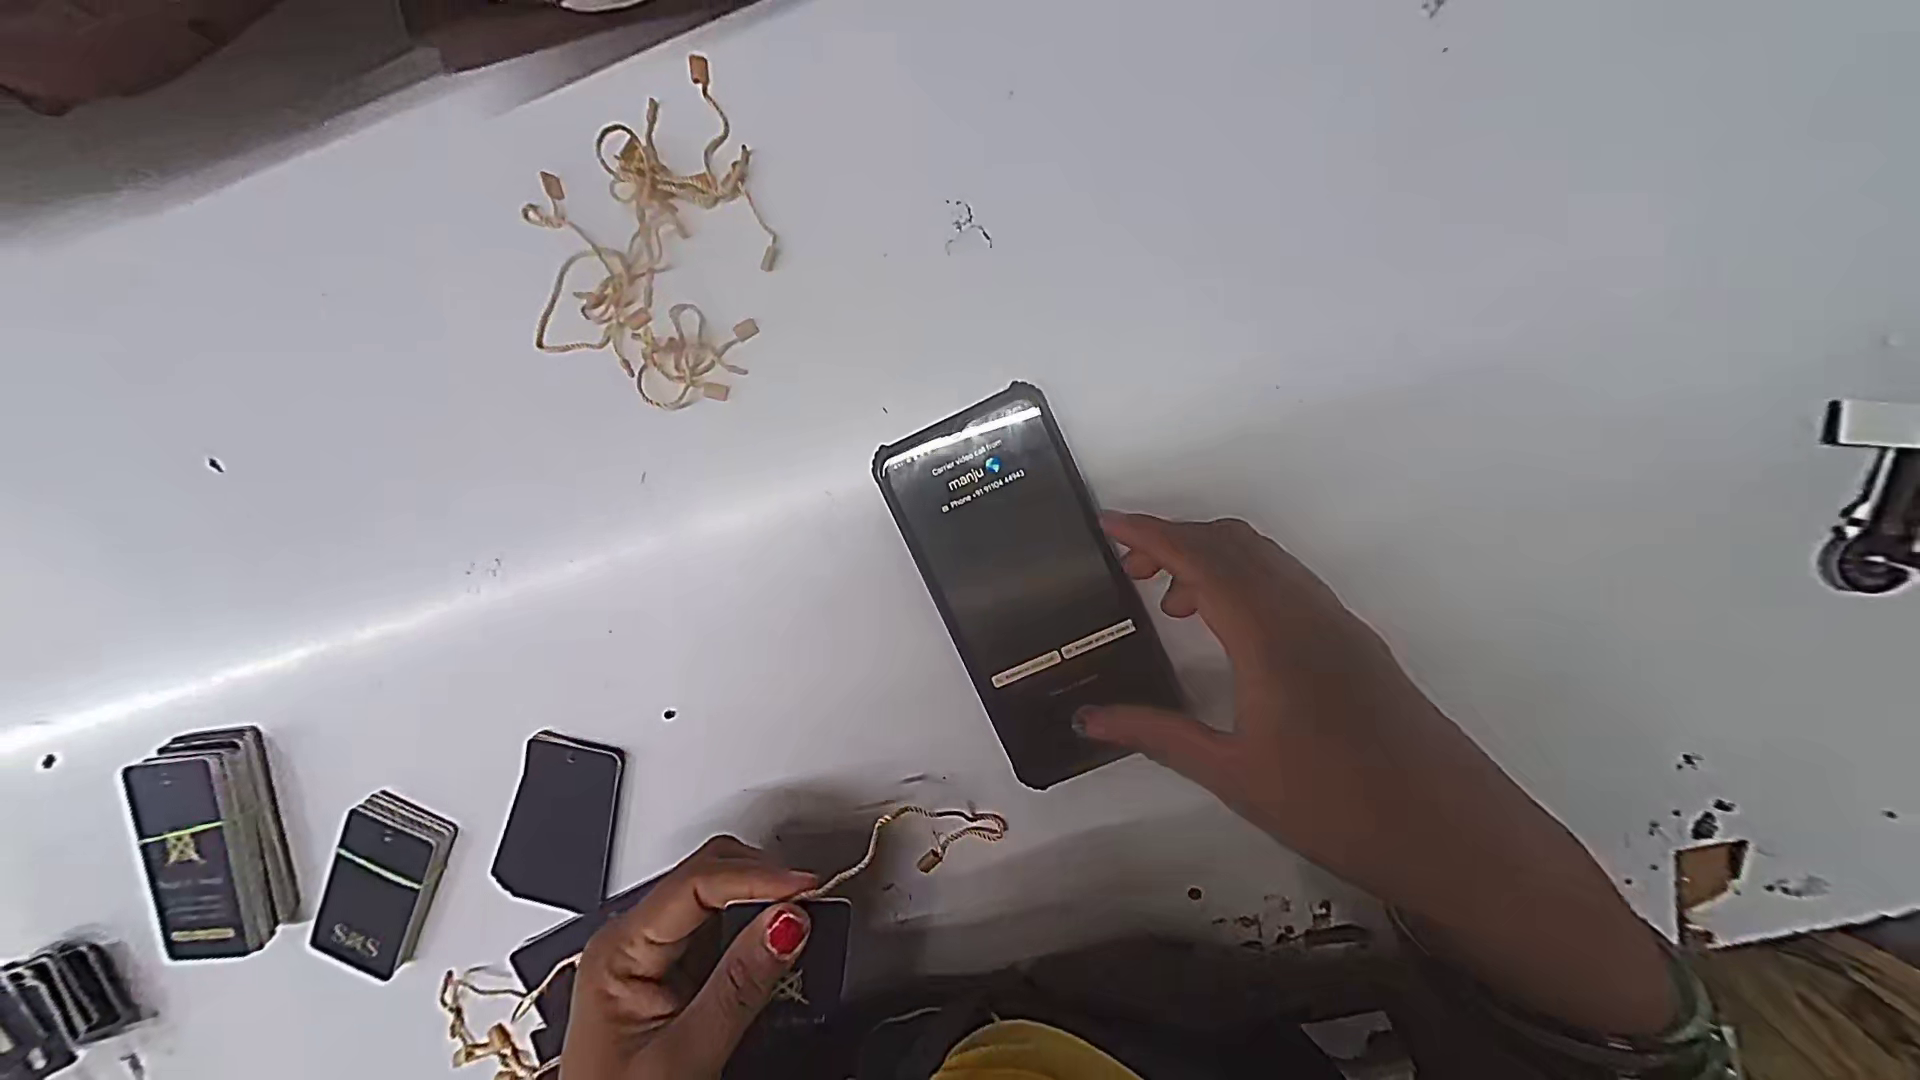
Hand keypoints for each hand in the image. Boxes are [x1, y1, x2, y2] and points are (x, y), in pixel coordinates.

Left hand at [563, 837, 815, 1079]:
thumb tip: (787, 919)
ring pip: (724, 890)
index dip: (758, 876)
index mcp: (620, 949)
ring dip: (766, 899)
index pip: (697, 882)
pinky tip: (779, 946)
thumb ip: (739, 987)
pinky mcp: (681, 968)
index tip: (807, 888)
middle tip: (810, 901)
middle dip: (764, 877)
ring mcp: (659, 951)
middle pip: (711, 869)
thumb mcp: (683, 1060)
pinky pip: (730, 922)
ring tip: (800, 925)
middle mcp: (635, 938)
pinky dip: (761, 925)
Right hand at [1081, 512, 1675, 1034]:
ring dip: (1210, 556)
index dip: (1149, 532)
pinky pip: (1284, 579)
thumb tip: (1086, 718)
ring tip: (1169, 599)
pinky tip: (1225, 627)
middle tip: (1127, 566)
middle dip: (1173, 537)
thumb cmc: (1336, 807)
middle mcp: (1304, 611)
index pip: (1200, 557)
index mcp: (1268, 636)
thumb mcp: (1230, 773)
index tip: (1106, 523)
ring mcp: (1334, 620)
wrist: (1458, 839)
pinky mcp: (1351, 637)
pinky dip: (1241, 577)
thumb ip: (1154, 733)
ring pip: (1262, 555)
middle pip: (1231, 540)